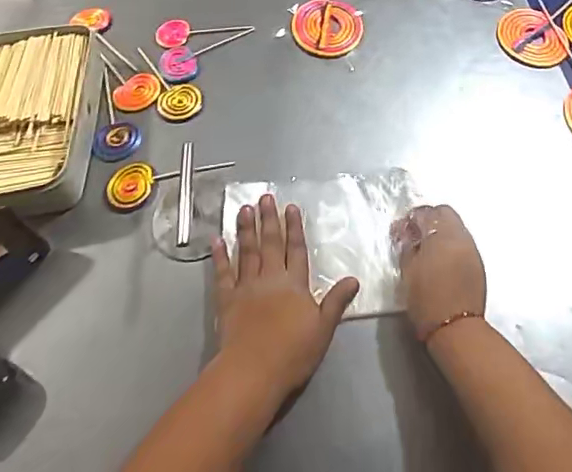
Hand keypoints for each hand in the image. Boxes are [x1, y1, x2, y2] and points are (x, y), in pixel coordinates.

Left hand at [214, 195, 359, 397]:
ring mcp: (246, 290)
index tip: (291, 207)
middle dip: (269, 220)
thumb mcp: (323, 329)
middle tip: (265, 197)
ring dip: (246, 230)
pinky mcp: (227, 304)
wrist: (251, 375)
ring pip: (247, 253)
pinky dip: (220, 258)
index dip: (294, 228)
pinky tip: (217, 242)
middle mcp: (271, 280)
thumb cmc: (292, 353)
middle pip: (270, 245)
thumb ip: (336, 302)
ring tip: (244, 209)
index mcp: (295, 284)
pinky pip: (223, 276)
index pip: (296, 250)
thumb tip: (354, 279)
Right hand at [394, 204, 485, 341]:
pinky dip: (451, 242)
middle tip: (414, 235)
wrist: (456, 327)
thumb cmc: (426, 301)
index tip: (401, 229)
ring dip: (441, 230)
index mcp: (440, 235)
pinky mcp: (477, 260)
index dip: (411, 218)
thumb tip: (406, 234)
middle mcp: (459, 235)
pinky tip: (441, 258)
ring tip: (427, 248)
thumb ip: (407, 249)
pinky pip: (463, 240)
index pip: (426, 213)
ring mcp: (471, 246)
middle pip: (444, 213)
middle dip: (429, 219)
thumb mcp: (408, 274)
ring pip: (455, 225)